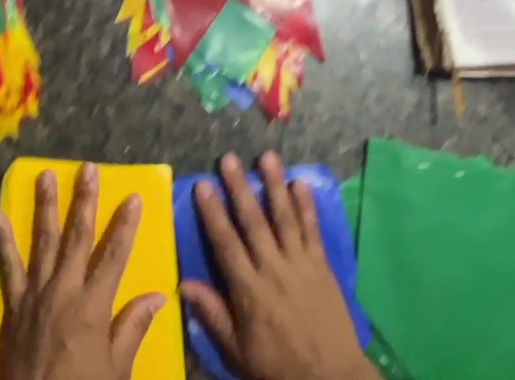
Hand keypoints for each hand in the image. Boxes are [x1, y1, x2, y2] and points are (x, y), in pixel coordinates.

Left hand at [0, 163, 166, 379]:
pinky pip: (7, 267)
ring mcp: (35, 294)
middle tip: (87, 168)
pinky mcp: (13, 305)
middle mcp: (64, 290)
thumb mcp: (116, 370)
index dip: (125, 226)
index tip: (134, 197)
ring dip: (45, 206)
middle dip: (84, 201)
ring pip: (42, 241)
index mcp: (93, 306)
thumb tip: (157, 296)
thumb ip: (132, 329)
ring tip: (45, 175)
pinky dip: (2, 241)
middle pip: (77, 237)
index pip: (114, 256)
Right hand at [181, 152, 376, 379]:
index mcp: (249, 290)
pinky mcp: (322, 266)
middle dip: (239, 188)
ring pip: (284, 218)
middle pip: (253, 222)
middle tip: (229, 159)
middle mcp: (273, 269)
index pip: (226, 244)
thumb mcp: (238, 349)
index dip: (213, 213)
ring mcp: (300, 265)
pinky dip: (307, 206)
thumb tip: (183, 284)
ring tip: (267, 158)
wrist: (331, 379)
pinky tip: (300, 183)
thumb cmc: (278, 365)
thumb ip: (213, 314)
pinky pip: (312, 231)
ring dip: (274, 186)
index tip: (203, 185)